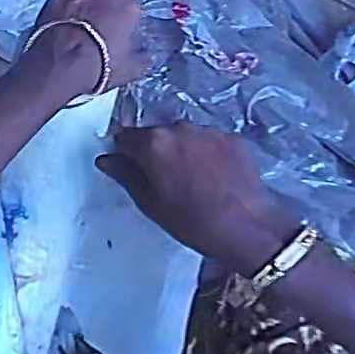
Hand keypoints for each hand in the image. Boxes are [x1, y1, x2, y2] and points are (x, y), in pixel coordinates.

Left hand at [22, 0, 147, 98]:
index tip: (120, 40)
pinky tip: (60, 32)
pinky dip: (63, 15)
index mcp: (128, 5)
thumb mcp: (132, 69)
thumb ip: (143, 59)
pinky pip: (63, 5)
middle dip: (104, 16)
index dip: (127, 26)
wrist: (61, 65)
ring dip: (83, 14)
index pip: (133, 11)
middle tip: (98, 39)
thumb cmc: (101, 65)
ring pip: (84, 1)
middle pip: (108, 2)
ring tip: (77, 38)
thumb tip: (147, 57)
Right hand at [95, 123, 299, 273]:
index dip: (123, 151)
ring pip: (184, 136)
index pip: (125, 137)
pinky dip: (205, 153)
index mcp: (154, 143)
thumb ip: (125, 175)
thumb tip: (105, 159)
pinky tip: (212, 176)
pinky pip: (209, 141)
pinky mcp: (232, 137)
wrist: (248, 225)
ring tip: (190, 179)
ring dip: (181, 150)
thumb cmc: (193, 221)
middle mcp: (179, 128)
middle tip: (161, 179)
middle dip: (154, 150)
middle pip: (156, 134)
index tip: (127, 166)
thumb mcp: (151, 204)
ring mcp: (209, 130)